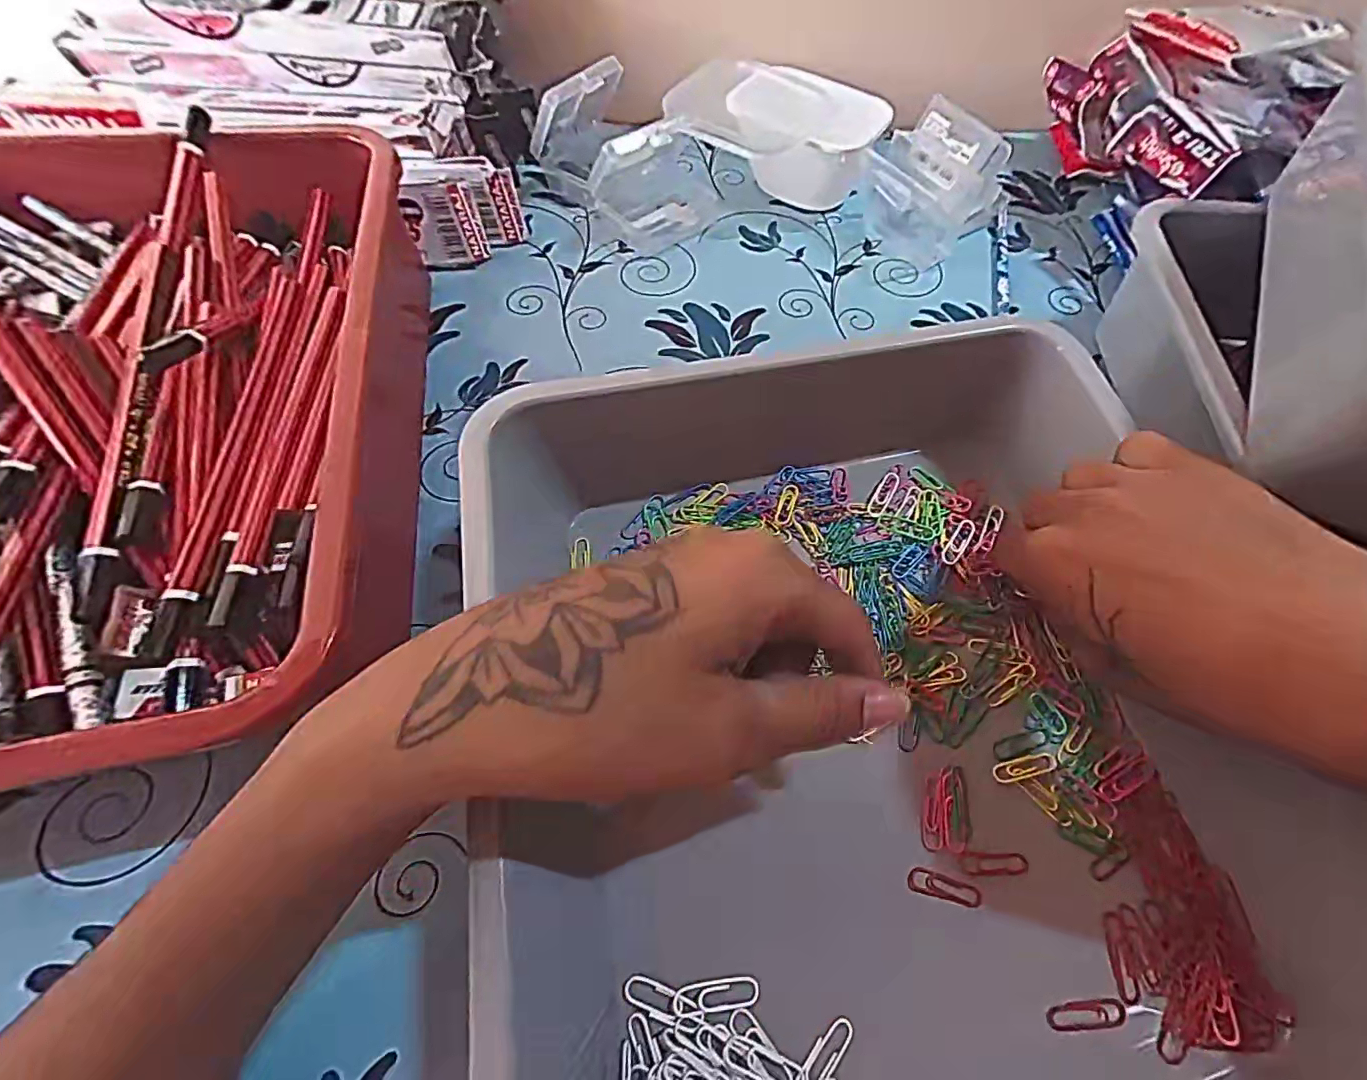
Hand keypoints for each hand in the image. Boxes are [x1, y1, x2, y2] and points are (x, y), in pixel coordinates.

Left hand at [293, 527, 908, 807]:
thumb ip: (823, 712)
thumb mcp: (732, 730)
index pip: (846, 621)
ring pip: (755, 618)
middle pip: (800, 617)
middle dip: (796, 680)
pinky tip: (673, 701)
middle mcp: (729, 547)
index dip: (858, 680)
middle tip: (757, 743)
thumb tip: (895, 700)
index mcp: (763, 572)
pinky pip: (712, 614)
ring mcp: (681, 555)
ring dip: (754, 675)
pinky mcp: (645, 575)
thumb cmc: (614, 718)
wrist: (471, 695)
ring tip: (710, 730)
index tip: (849, 734)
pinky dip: (716, 660)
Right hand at [992, 432, 1366, 826]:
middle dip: (1050, 542)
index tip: (1033, 592)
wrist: (1352, 651)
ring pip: (1081, 479)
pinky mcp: (1195, 465)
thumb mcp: (1125, 675)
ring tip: (1131, 544)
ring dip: (1088, 508)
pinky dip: (1134, 478)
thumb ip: (1076, 628)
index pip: (1000, 548)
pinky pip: (1134, 454)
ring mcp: (1142, 479)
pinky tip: (1165, 512)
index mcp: (1057, 563)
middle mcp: (1087, 508)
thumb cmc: (1231, 685)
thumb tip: (1064, 606)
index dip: (1014, 573)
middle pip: (1037, 510)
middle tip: (1089, 581)